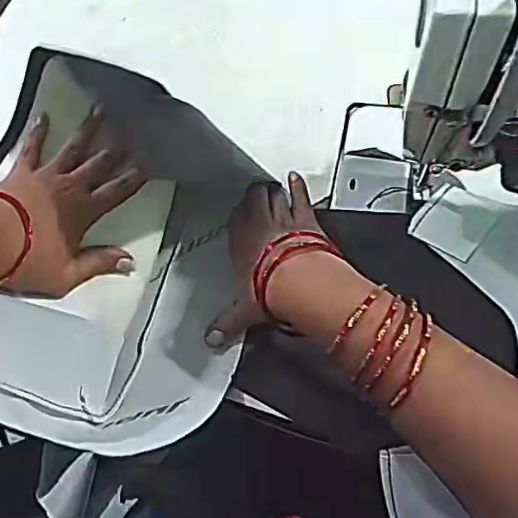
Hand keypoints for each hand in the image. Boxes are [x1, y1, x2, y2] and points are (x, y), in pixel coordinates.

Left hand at [0, 108, 146, 297]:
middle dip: (117, 149)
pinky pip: (33, 146)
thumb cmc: (24, 260)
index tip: (145, 167)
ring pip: (73, 147)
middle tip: (130, 132)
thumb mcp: (67, 274)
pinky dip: (39, 131)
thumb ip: (99, 263)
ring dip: (88, 130)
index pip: (116, 192)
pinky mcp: (22, 171)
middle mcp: (68, 188)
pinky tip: (43, 118)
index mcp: (83, 212)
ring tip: (100, 113)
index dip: (133, 179)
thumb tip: (126, 262)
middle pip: (99, 164)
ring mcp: (45, 176)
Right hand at [206, 172, 328, 348]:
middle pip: (251, 202)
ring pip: (273, 196)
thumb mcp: (245, 310)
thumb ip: (228, 322)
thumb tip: (212, 339)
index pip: (233, 223)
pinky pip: (299, 197)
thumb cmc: (269, 292)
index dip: (236, 217)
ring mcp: (281, 219)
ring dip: (272, 191)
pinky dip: (297, 187)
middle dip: (252, 197)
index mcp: (239, 245)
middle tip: (253, 193)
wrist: (299, 283)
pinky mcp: (305, 218)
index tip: (236, 215)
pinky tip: (295, 178)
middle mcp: (257, 227)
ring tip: (270, 185)